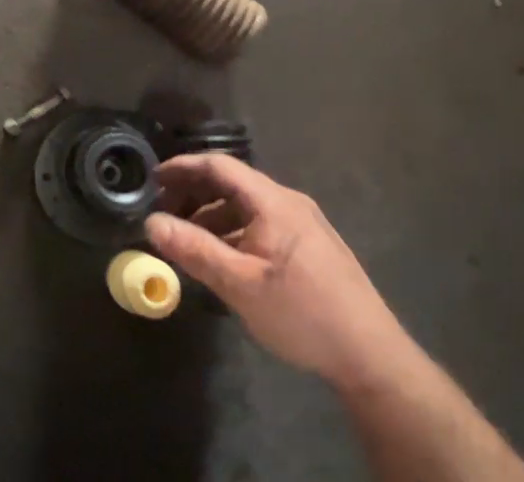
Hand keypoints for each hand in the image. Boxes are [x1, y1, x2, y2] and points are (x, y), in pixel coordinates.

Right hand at [145, 154, 409, 389]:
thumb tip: (151, 222)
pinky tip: (220, 259)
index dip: (182, 167)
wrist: (371, 357)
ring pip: (245, 207)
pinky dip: (231, 232)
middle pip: (232, 184)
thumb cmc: (302, 313)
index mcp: (274, 203)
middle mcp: (290, 204)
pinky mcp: (309, 248)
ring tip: (185, 241)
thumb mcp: (240, 284)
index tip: (151, 179)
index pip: (219, 166)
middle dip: (193, 194)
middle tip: (162, 213)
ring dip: (210, 217)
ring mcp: (303, 226)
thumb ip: (194, 249)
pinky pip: (260, 225)